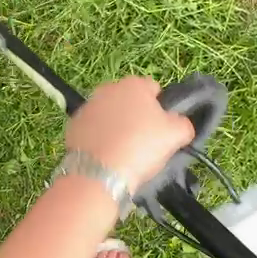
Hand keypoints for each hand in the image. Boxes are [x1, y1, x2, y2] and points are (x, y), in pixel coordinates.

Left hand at [64, 77, 195, 188]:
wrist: (98, 172)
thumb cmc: (140, 147)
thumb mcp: (176, 135)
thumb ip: (183, 123)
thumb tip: (180, 124)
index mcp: (133, 85)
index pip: (154, 89)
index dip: (161, 108)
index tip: (161, 128)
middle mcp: (107, 89)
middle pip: (129, 101)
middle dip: (136, 116)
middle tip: (144, 141)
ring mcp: (87, 107)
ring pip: (109, 115)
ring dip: (116, 127)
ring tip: (123, 151)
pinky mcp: (73, 126)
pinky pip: (92, 130)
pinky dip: (98, 139)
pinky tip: (105, 156)